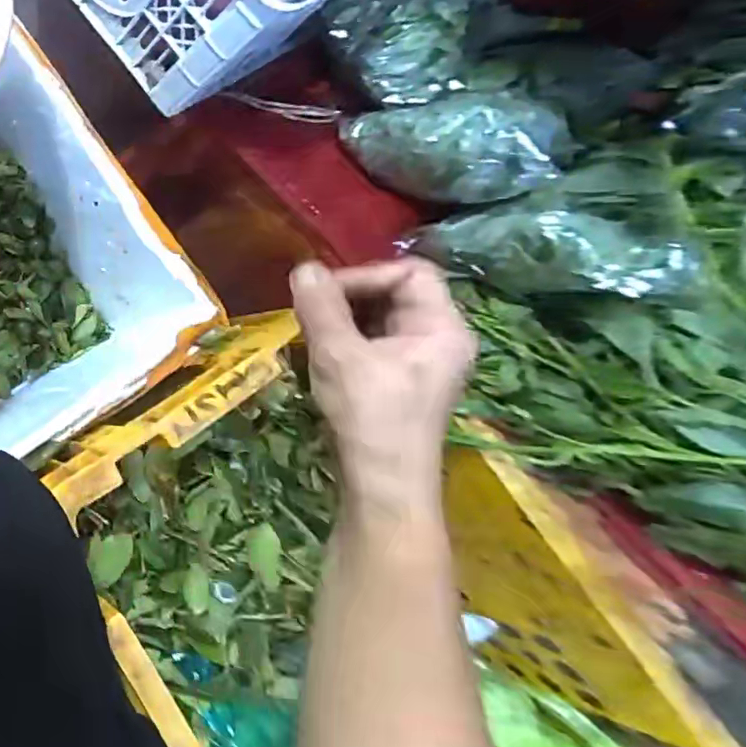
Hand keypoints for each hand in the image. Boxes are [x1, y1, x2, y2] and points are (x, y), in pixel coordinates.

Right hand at [290, 259, 475, 519]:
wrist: (382, 479)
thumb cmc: (370, 413)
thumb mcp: (339, 354)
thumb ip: (321, 307)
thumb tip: (303, 267)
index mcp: (442, 328)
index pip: (410, 274)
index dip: (364, 275)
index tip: (322, 293)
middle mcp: (438, 337)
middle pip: (394, 291)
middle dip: (347, 294)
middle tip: (309, 308)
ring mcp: (418, 358)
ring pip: (378, 315)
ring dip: (340, 315)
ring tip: (308, 327)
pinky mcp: (397, 376)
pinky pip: (370, 338)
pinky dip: (342, 334)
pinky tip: (317, 347)